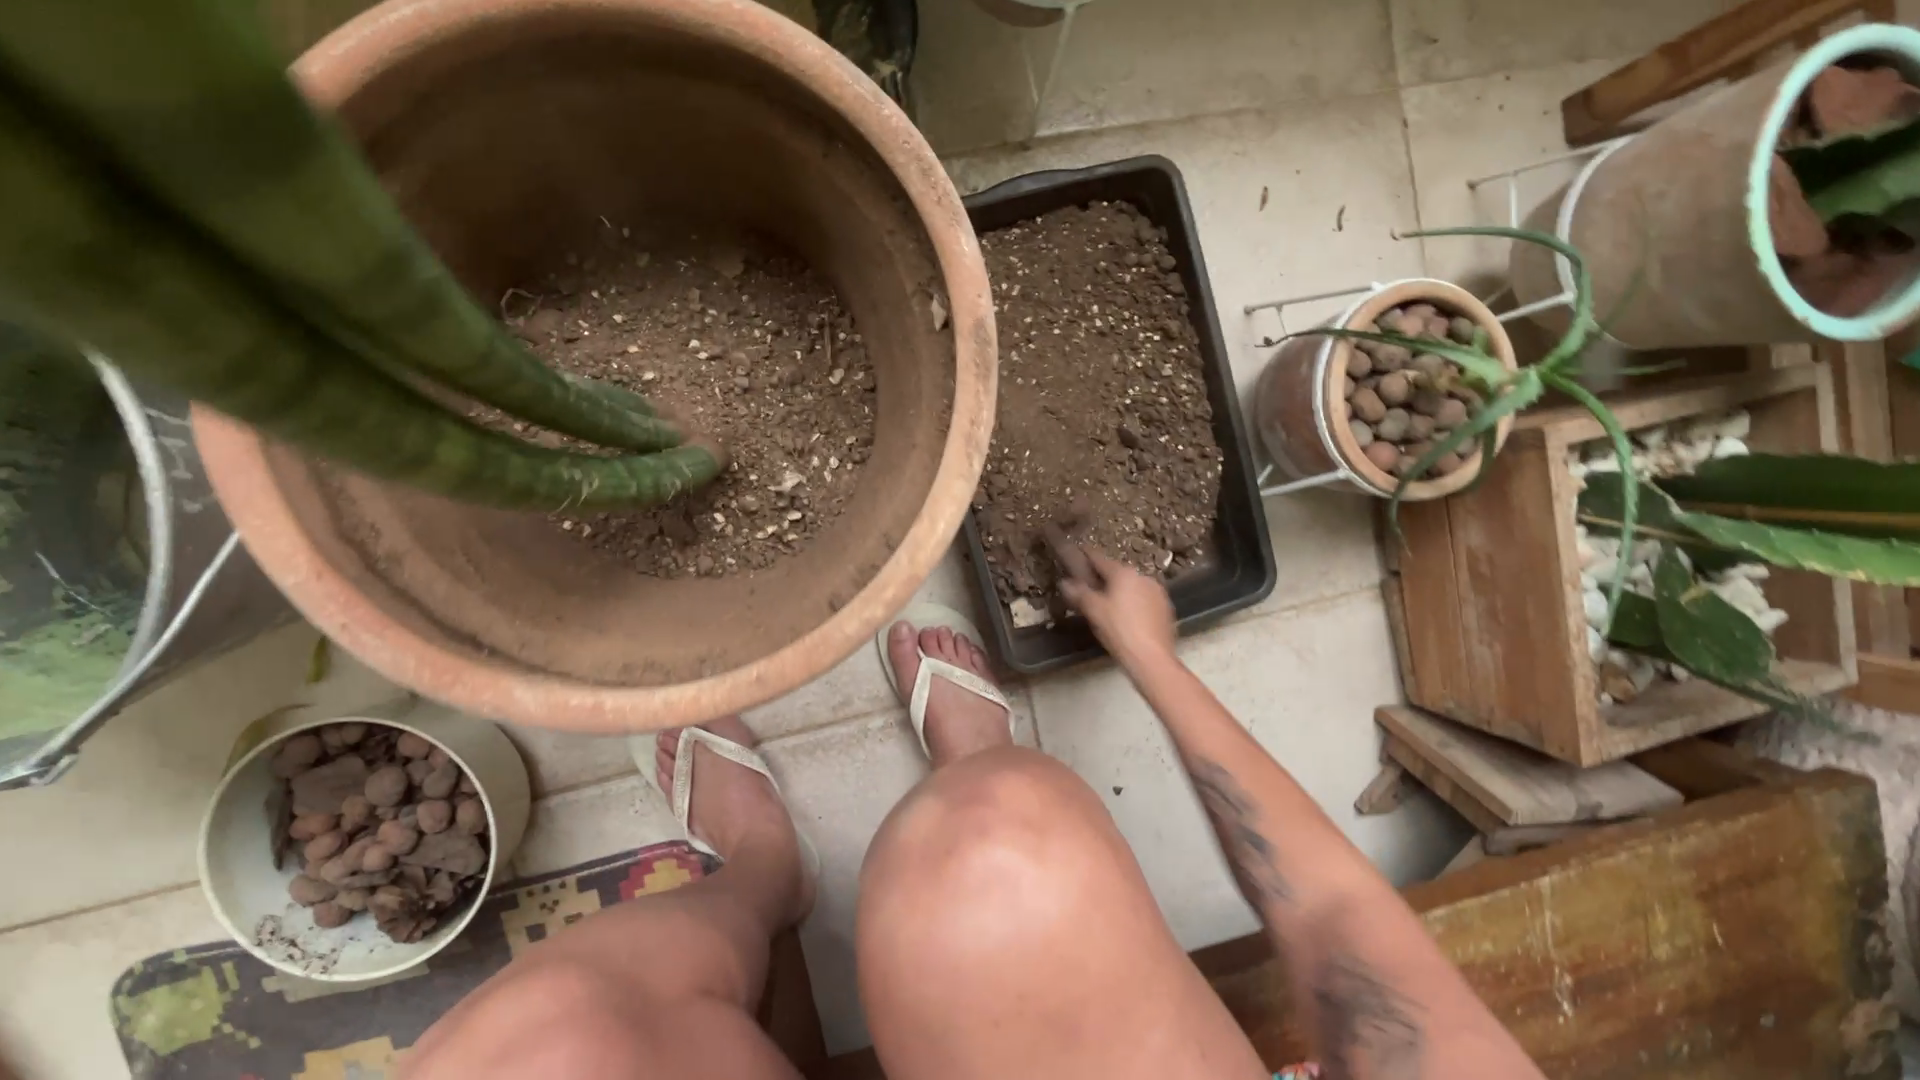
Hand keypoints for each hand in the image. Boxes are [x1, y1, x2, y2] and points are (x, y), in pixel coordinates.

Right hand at [1059, 549, 1177, 669]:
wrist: (1151, 658)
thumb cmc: (1118, 630)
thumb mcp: (1093, 611)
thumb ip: (1079, 593)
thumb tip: (1065, 582)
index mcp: (1124, 573)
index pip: (1099, 559)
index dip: (1086, 556)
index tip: (1078, 553)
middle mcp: (1143, 577)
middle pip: (1118, 573)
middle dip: (1104, 578)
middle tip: (1090, 587)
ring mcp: (1158, 592)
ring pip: (1133, 586)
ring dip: (1121, 591)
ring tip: (1109, 605)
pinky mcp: (1166, 608)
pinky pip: (1144, 600)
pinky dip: (1134, 603)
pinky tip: (1127, 617)